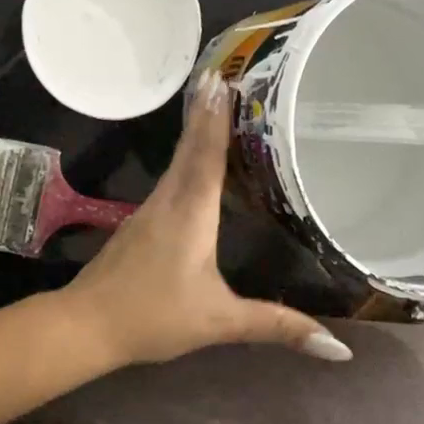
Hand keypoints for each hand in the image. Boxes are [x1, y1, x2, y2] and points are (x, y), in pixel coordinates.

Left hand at [58, 71, 351, 365]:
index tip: (221, 78)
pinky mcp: (141, 223)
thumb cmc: (153, 316)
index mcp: (190, 211)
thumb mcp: (218, 322)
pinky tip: (196, 163)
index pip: (206, 153)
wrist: (86, 323)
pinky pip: (171, 178)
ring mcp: (150, 209)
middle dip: (206, 111)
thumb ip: (275, 326)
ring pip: (178, 161)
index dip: (216, 116)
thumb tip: (337, 348)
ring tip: (214, 106)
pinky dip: (187, 158)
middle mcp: (168, 200)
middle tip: (220, 75)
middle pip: (190, 147)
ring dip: (196, 132)